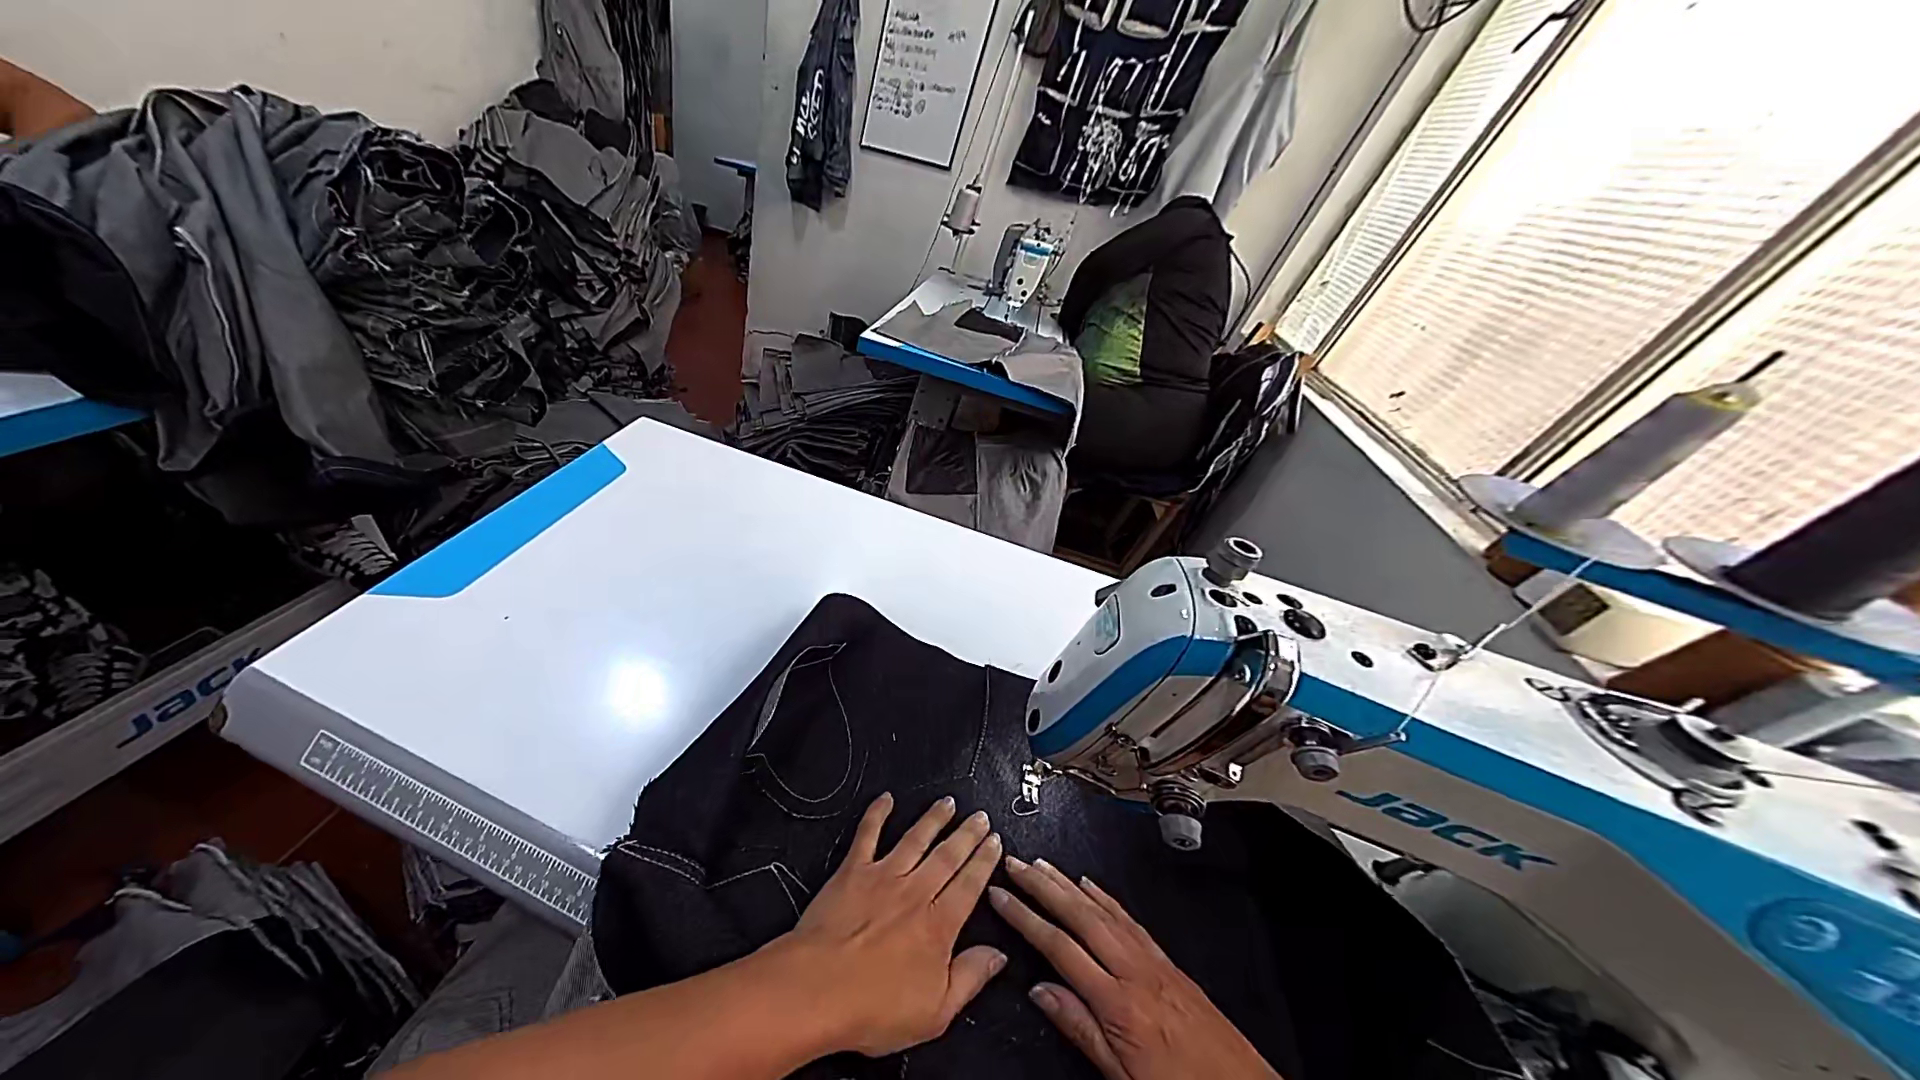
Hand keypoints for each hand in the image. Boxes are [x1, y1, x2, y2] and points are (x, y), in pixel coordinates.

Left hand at [758, 792, 1005, 1057]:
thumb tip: (997, 956)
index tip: (994, 843)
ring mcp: (883, 877)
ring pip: (916, 839)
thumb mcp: (935, 1012)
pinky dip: (877, 813)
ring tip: (948, 803)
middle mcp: (915, 893)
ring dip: (934, 818)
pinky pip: (868, 835)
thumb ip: (970, 978)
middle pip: (948, 856)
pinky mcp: (852, 872)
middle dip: (967, 833)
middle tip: (980, 817)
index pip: (969, 885)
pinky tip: (886, 799)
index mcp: (938, 926)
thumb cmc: (872, 1007)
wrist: (816, 990)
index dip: (984, 861)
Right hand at [989, 856, 1280, 1079]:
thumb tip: (1040, 992)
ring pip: (1102, 910)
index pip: (1059, 947)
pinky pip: (1128, 918)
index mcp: (1118, 1002)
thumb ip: (1080, 1028)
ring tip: (1042, 865)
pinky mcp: (1167, 961)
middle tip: (1016, 863)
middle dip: (1042, 885)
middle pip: (1079, 915)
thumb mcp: (1122, 1076)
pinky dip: (1105, 897)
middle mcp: (1134, 970)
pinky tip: (1090, 886)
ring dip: (1068, 883)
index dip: (1025, 917)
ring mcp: (1152, 960)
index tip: (1001, 896)